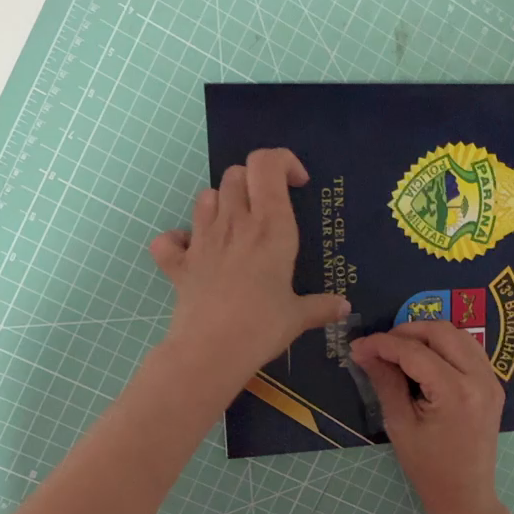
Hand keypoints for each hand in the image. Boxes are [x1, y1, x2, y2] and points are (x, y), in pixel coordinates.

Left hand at [150, 149, 348, 389]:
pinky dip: (178, 241)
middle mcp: (234, 223)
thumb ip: (320, 307)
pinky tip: (192, 254)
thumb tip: (344, 307)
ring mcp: (202, 240)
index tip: (297, 184)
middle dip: (252, 182)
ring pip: (206, 196)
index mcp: (270, 227)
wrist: (210, 352)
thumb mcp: (298, 318)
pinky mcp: (178, 263)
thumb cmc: (262, 328)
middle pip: (235, 174)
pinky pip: (169, 240)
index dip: (282, 162)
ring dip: (220, 204)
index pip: (267, 164)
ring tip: (234, 229)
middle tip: (266, 210)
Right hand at [349, 322, 505, 513]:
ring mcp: (492, 380)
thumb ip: (385, 382)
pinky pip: (469, 350)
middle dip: (406, 332)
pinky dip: (445, 346)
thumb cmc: (428, 467)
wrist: (465, 495)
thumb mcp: (400, 425)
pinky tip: (425, 360)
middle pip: (442, 332)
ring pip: (459, 335)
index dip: (382, 344)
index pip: (414, 352)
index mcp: (455, 392)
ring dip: (427, 336)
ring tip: (399, 350)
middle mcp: (480, 379)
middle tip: (379, 346)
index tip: (358, 347)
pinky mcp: (493, 385)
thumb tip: (364, 352)